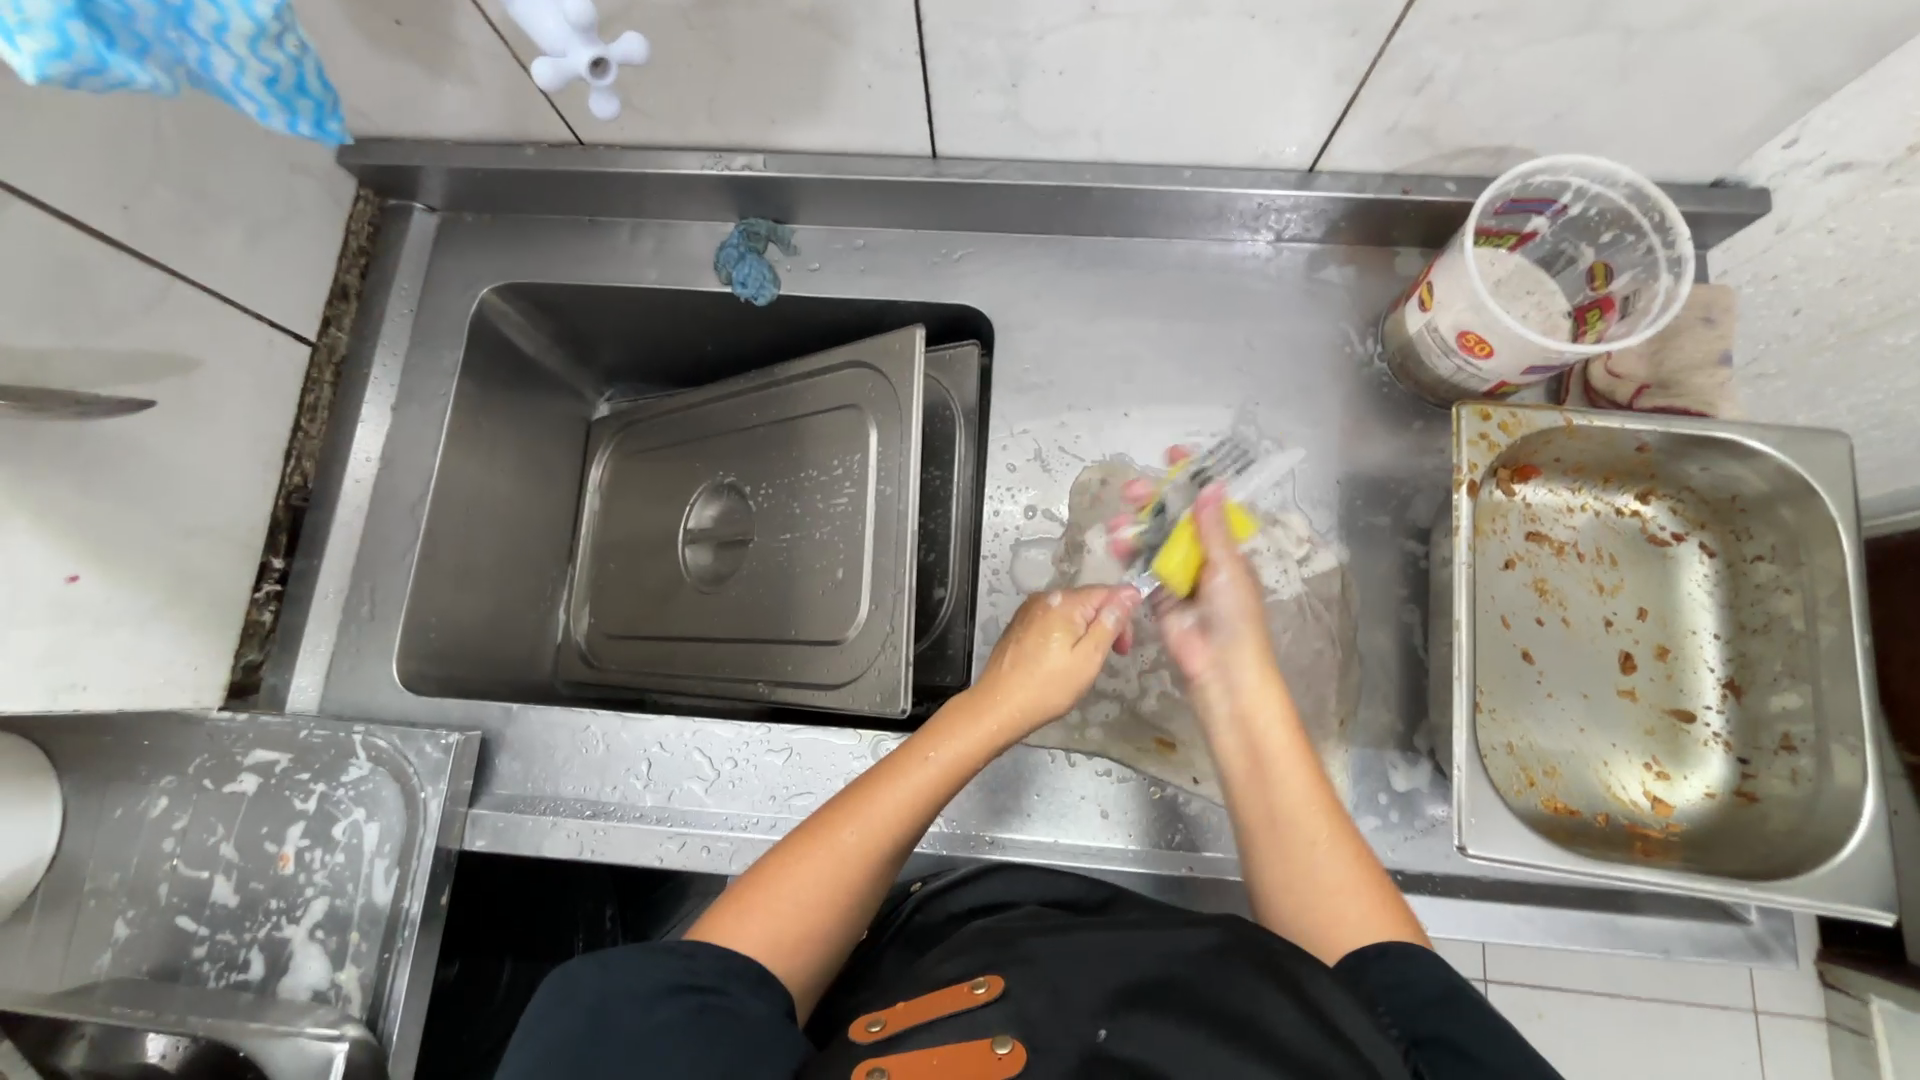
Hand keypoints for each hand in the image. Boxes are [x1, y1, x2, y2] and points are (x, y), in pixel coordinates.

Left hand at [966, 585, 1140, 742]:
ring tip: (1085, 661)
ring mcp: (1029, 609)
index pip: (1108, 592)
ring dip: (1086, 630)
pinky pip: (1053, 619)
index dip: (1124, 615)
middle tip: (1110, 657)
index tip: (1124, 647)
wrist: (999, 705)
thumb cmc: (1048, 686)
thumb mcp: (1088, 658)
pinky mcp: (1020, 623)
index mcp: (1064, 602)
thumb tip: (1130, 592)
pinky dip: (1066, 632)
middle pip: (1088, 600)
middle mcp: (1045, 597)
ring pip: (1071, 610)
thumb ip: (1110, 623)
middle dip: (1105, 623)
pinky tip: (1063, 657)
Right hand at [1109, 454, 1281, 725]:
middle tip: (1132, 490)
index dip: (1193, 477)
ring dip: (1136, 527)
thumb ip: (1211, 529)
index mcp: (1227, 546)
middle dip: (1154, 500)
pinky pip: (1142, 566)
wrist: (1220, 666)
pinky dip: (1129, 553)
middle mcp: (1203, 555)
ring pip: (1154, 540)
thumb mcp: (1227, 567)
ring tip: (1118, 522)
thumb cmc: (1235, 615)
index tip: (1172, 455)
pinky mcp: (1159, 594)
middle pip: (1176, 518)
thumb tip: (1210, 485)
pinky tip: (1117, 544)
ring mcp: (1179, 574)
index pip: (1210, 503)